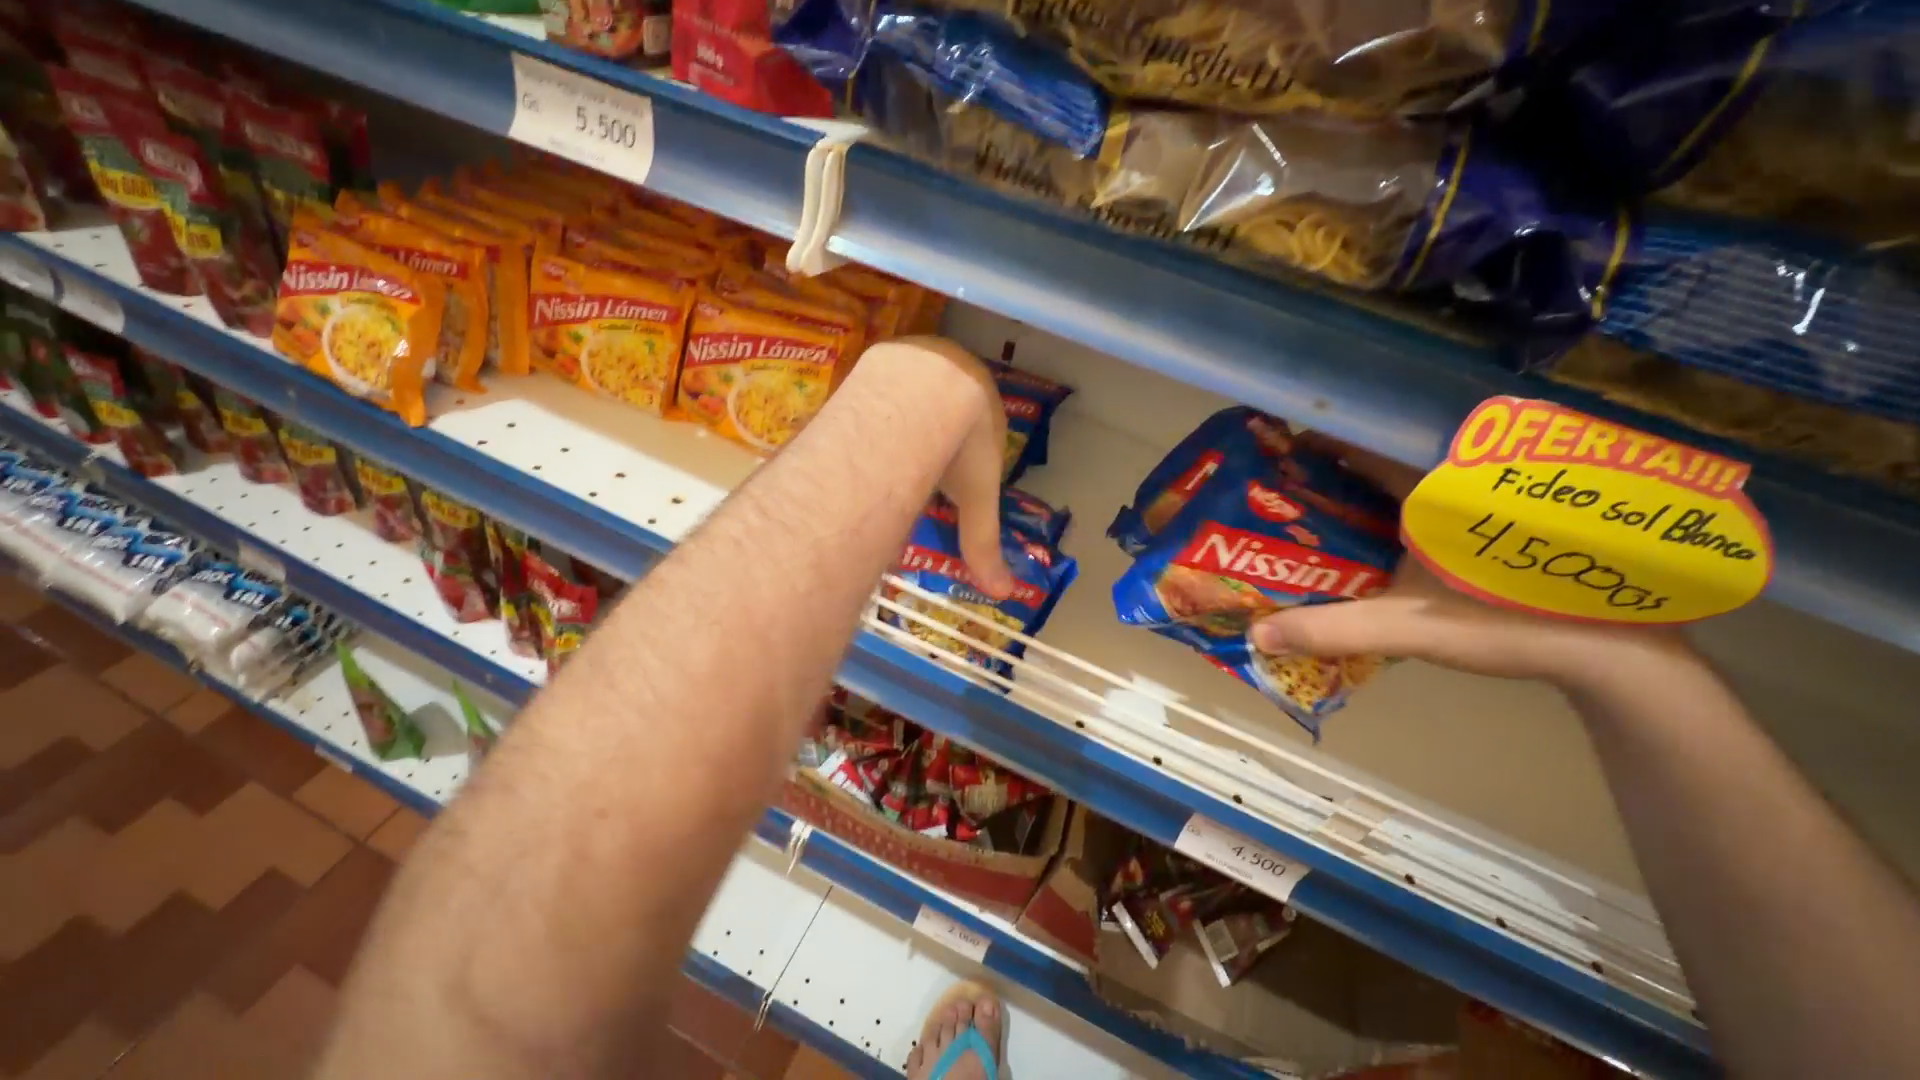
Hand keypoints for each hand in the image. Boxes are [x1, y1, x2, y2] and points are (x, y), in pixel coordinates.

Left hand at [854, 337, 1014, 596]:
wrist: (924, 390)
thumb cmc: (960, 445)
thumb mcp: (976, 499)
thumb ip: (983, 544)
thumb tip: (1003, 594)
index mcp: (987, 406)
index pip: (977, 434)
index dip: (962, 458)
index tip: (944, 478)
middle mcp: (958, 377)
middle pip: (943, 414)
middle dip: (930, 439)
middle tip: (911, 467)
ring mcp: (921, 361)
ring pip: (912, 397)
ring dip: (901, 421)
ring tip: (882, 451)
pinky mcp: (887, 357)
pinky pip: (882, 385)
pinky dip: (875, 406)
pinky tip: (862, 428)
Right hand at [1250, 444, 1693, 692]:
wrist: (1616, 652)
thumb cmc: (1509, 622)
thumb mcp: (1409, 628)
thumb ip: (1332, 628)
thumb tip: (1256, 635)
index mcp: (1438, 489)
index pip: (1365, 447)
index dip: (1319, 445)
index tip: (1277, 455)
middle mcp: (1461, 486)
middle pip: (1383, 466)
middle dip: (1334, 476)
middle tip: (1285, 498)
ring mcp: (1485, 510)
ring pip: (1411, 489)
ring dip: (1366, 500)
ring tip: (1318, 522)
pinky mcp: (1501, 535)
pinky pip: (1434, 513)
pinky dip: (1397, 522)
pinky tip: (1377, 551)